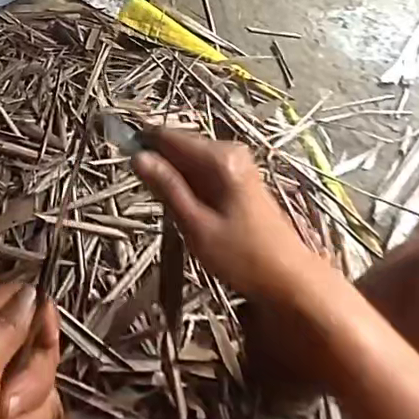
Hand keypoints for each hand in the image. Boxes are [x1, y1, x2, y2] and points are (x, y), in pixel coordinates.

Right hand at [129, 129, 325, 305]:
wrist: (293, 282)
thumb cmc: (243, 258)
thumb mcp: (196, 226)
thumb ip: (166, 188)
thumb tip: (137, 157)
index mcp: (219, 157)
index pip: (168, 136)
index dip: (143, 146)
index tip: (125, 164)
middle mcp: (229, 151)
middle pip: (179, 145)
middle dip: (160, 166)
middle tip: (153, 200)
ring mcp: (237, 163)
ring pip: (188, 160)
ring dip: (174, 178)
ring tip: (172, 210)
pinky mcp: (239, 177)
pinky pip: (202, 171)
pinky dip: (189, 185)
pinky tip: (190, 211)